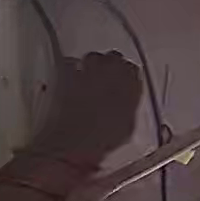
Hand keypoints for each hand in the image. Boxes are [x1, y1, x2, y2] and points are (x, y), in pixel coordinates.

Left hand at [0, 51, 143, 192]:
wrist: (75, 143)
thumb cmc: (104, 138)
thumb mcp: (129, 125)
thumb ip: (129, 106)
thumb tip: (125, 104)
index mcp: (132, 82)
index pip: (133, 69)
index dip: (126, 77)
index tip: (123, 84)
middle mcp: (112, 70)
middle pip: (113, 59)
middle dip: (110, 67)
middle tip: (106, 81)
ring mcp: (88, 70)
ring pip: (93, 57)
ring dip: (92, 65)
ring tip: (88, 79)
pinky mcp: (66, 73)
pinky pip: (70, 63)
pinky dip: (70, 69)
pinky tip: (69, 81)